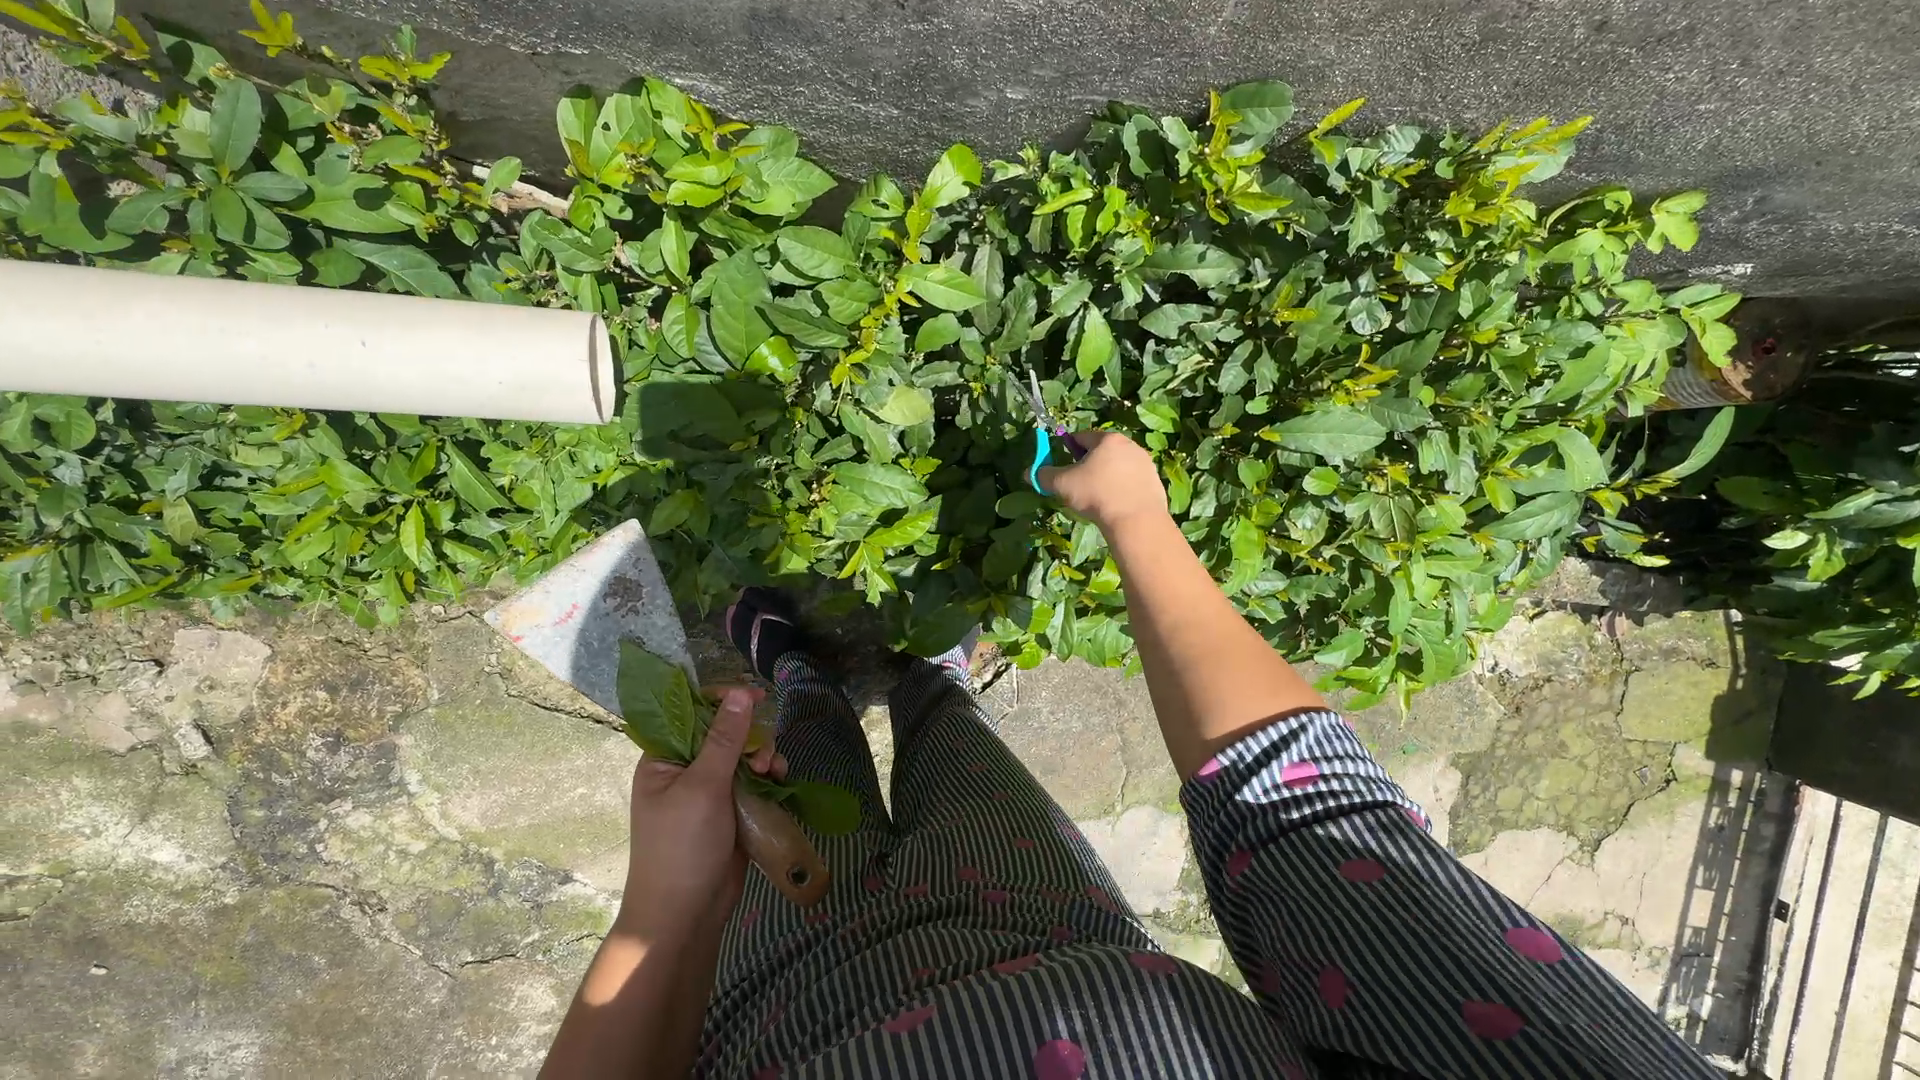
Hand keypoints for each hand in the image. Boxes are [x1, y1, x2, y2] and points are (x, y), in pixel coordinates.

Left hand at [616, 685, 784, 934]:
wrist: (685, 915)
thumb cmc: (682, 847)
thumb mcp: (703, 787)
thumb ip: (724, 739)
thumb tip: (740, 693)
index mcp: (664, 759)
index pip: (691, 712)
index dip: (723, 700)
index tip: (756, 697)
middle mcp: (684, 770)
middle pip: (724, 732)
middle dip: (749, 736)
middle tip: (762, 755)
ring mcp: (708, 792)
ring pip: (743, 756)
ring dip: (763, 757)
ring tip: (774, 771)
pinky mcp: (730, 811)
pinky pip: (753, 781)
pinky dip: (768, 777)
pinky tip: (780, 780)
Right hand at [1037, 431, 1169, 533]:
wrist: (1135, 519)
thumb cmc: (1096, 494)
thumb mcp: (1062, 485)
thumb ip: (1044, 476)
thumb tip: (1029, 473)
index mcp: (1107, 439)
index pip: (1082, 437)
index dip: (1068, 448)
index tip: (1063, 463)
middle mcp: (1129, 445)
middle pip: (1103, 450)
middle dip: (1089, 463)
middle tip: (1078, 483)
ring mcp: (1145, 463)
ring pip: (1119, 465)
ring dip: (1107, 475)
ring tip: (1097, 497)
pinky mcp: (1155, 481)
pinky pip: (1132, 481)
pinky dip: (1122, 488)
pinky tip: (1115, 505)